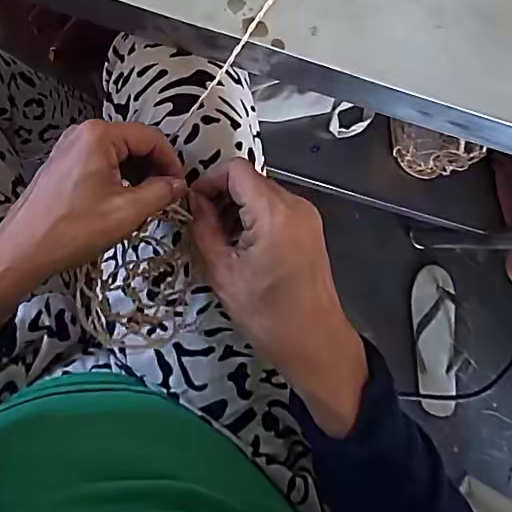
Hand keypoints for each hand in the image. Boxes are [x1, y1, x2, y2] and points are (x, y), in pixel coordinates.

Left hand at [0, 120, 185, 330]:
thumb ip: (160, 192)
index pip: (151, 137)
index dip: (171, 162)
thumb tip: (177, 185)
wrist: (19, 253)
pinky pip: (101, 163)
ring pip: (119, 154)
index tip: (179, 186)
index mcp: (99, 135)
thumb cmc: (68, 230)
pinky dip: (117, 179)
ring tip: (143, 204)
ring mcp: (70, 148)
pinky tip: (119, 204)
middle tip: (164, 197)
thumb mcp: (126, 212)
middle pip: (134, 143)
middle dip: (154, 169)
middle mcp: (83, 133)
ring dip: (136, 175)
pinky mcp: (63, 164)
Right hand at [188, 161, 367, 436]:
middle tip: (204, 226)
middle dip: (222, 195)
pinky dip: (256, 215)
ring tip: (224, 241)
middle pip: (250, 178)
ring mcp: (306, 213)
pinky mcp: (311, 225)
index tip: (194, 205)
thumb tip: (195, 201)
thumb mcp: (223, 272)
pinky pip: (276, 205)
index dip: (209, 180)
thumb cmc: (268, 315)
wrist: (317, 343)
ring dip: (238, 206)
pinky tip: (246, 246)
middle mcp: (295, 203)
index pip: (236, 168)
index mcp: (274, 212)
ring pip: (261, 191)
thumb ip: (204, 227)